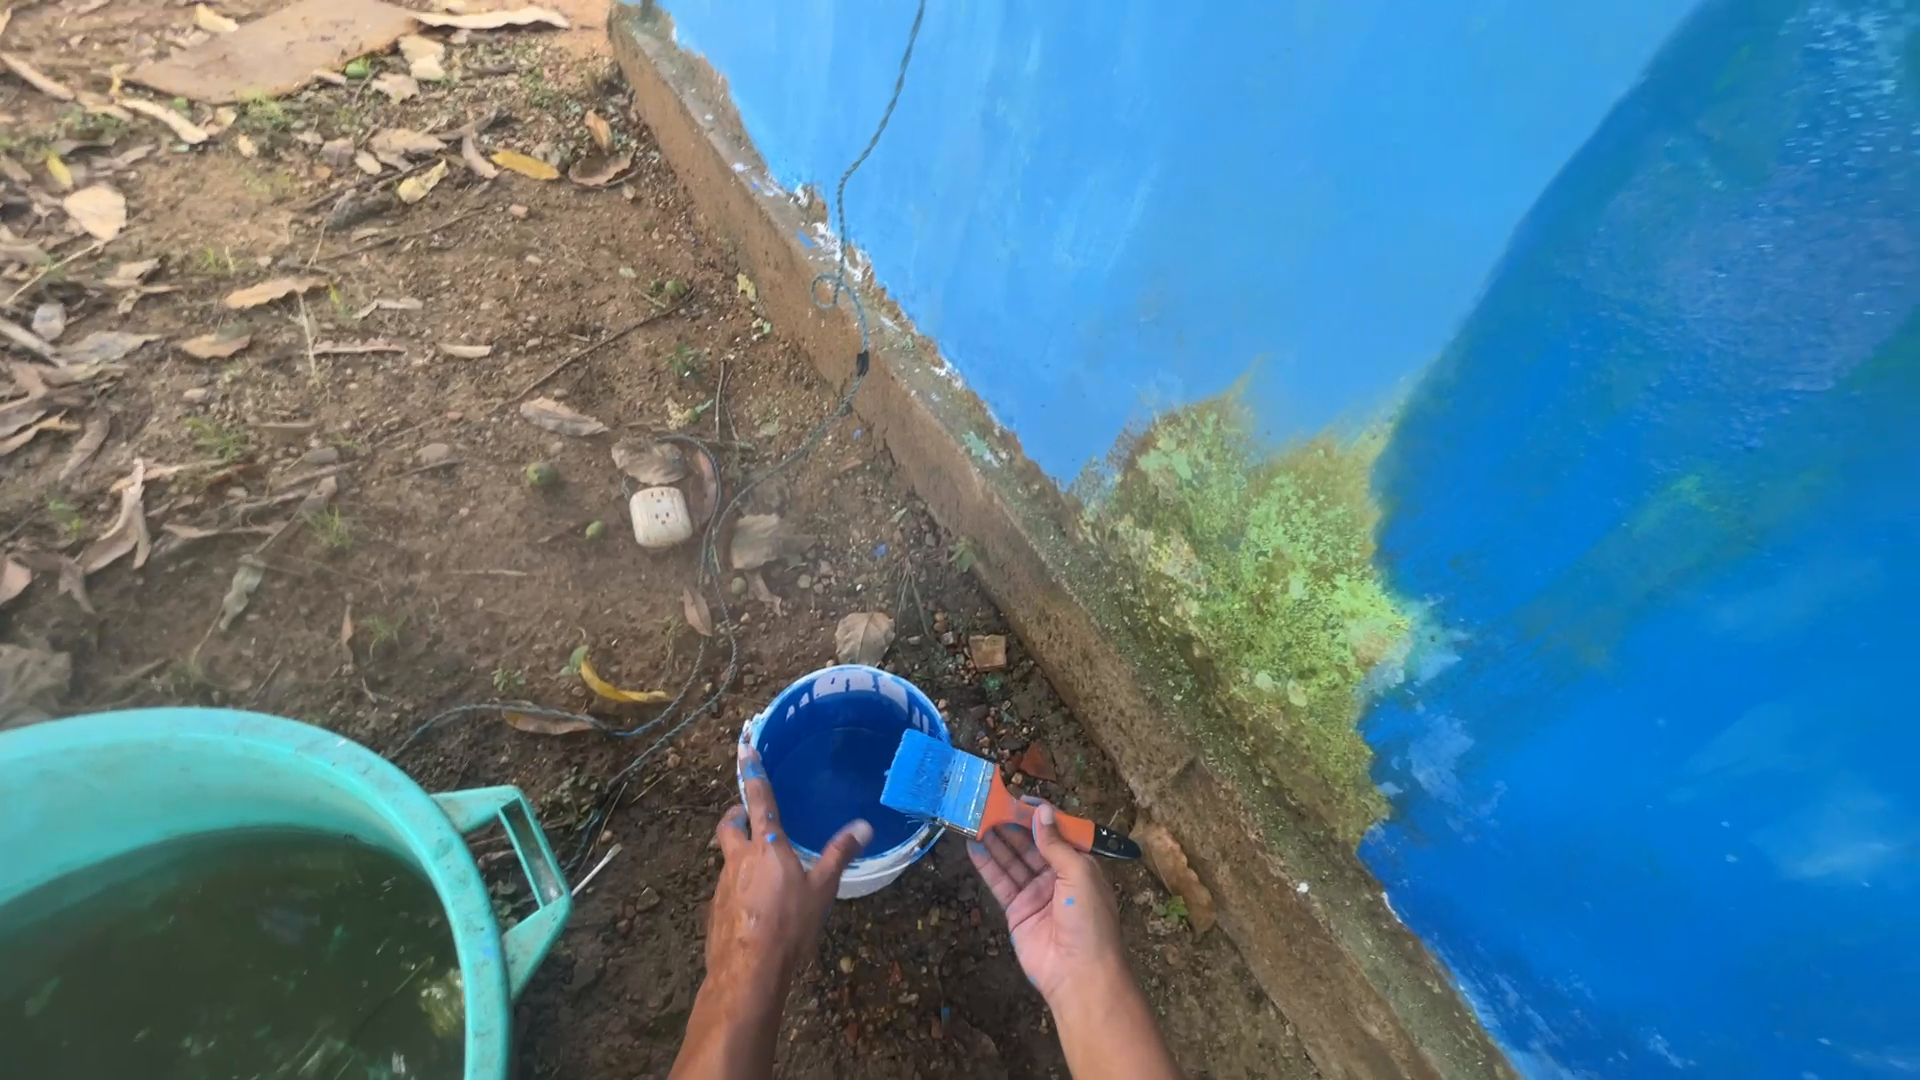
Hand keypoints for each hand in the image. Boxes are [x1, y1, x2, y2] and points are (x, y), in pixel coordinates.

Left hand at [707, 742, 871, 994]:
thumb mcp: (822, 888)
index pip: (759, 800)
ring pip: (727, 858)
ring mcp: (722, 885)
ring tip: (763, 870)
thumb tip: (864, 825)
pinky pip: (726, 888)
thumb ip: (840, 854)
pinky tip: (755, 907)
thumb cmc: (789, 925)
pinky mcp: (715, 911)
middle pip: (729, 825)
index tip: (745, 749)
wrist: (747, 975)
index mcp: (766, 846)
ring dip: (740, 854)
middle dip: (736, 815)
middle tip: (748, 816)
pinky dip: (738, 888)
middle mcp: (739, 858)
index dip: (753, 773)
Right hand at [968, 798, 1125, 1004]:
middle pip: (1030, 844)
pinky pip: (1001, 881)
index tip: (1019, 798)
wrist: (1080, 975)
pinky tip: (974, 845)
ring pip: (1013, 860)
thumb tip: (1041, 810)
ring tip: (976, 819)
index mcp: (1078, 864)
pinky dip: (987, 864)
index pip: (1056, 832)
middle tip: (989, 805)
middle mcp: (1056, 875)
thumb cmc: (1088, 920)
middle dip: (1011, 824)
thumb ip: (1055, 843)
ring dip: (996, 840)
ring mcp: (1035, 893)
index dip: (1038, 815)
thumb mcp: (1079, 873)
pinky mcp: (1017, 910)